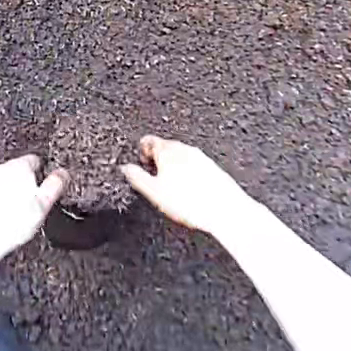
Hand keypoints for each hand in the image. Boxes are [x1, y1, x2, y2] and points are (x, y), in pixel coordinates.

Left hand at [0, 155, 68, 267]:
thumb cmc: (9, 226)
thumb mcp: (42, 207)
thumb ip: (54, 186)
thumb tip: (63, 173)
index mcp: (18, 168)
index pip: (34, 160)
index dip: (40, 173)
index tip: (41, 185)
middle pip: (13, 172)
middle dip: (19, 185)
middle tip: (25, 207)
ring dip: (1, 195)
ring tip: (7, 218)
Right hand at [121, 136, 258, 237]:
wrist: (225, 210)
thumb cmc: (190, 202)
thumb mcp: (154, 192)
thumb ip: (137, 177)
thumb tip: (125, 168)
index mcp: (167, 150)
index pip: (149, 141)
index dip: (141, 151)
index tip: (141, 162)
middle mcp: (184, 149)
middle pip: (165, 147)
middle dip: (157, 158)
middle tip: (153, 176)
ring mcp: (200, 157)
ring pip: (180, 156)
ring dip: (173, 165)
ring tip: (171, 186)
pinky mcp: (212, 167)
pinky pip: (194, 165)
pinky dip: (187, 173)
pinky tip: (189, 190)